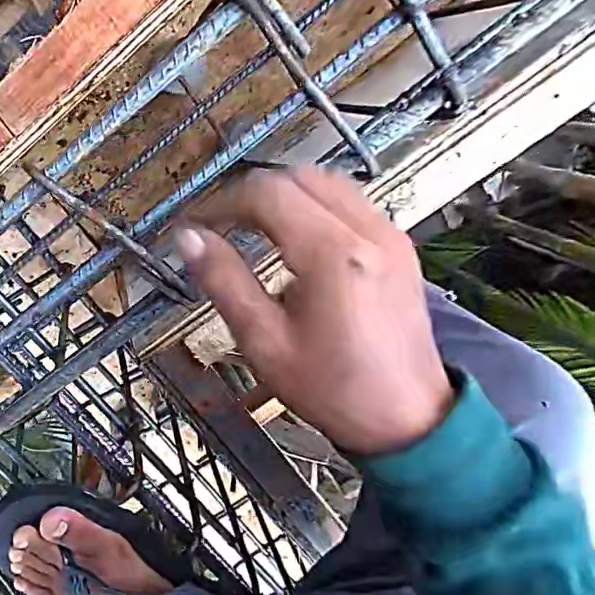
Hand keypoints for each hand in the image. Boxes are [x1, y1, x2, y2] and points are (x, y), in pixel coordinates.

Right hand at [174, 166, 451, 455]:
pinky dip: (311, 204)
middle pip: (296, 177)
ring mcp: (388, 236)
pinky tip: (291, 236)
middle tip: (220, 223)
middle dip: (249, 194)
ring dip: (281, 194)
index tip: (198, 225)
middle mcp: (367, 233)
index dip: (222, 203)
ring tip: (250, 226)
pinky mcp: (397, 245)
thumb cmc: (333, 388)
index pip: (267, 194)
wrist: (406, 418)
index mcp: (333, 256)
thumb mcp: (264, 340)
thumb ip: (224, 280)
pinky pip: (347, 199)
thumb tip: (189, 240)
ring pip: (324, 180)